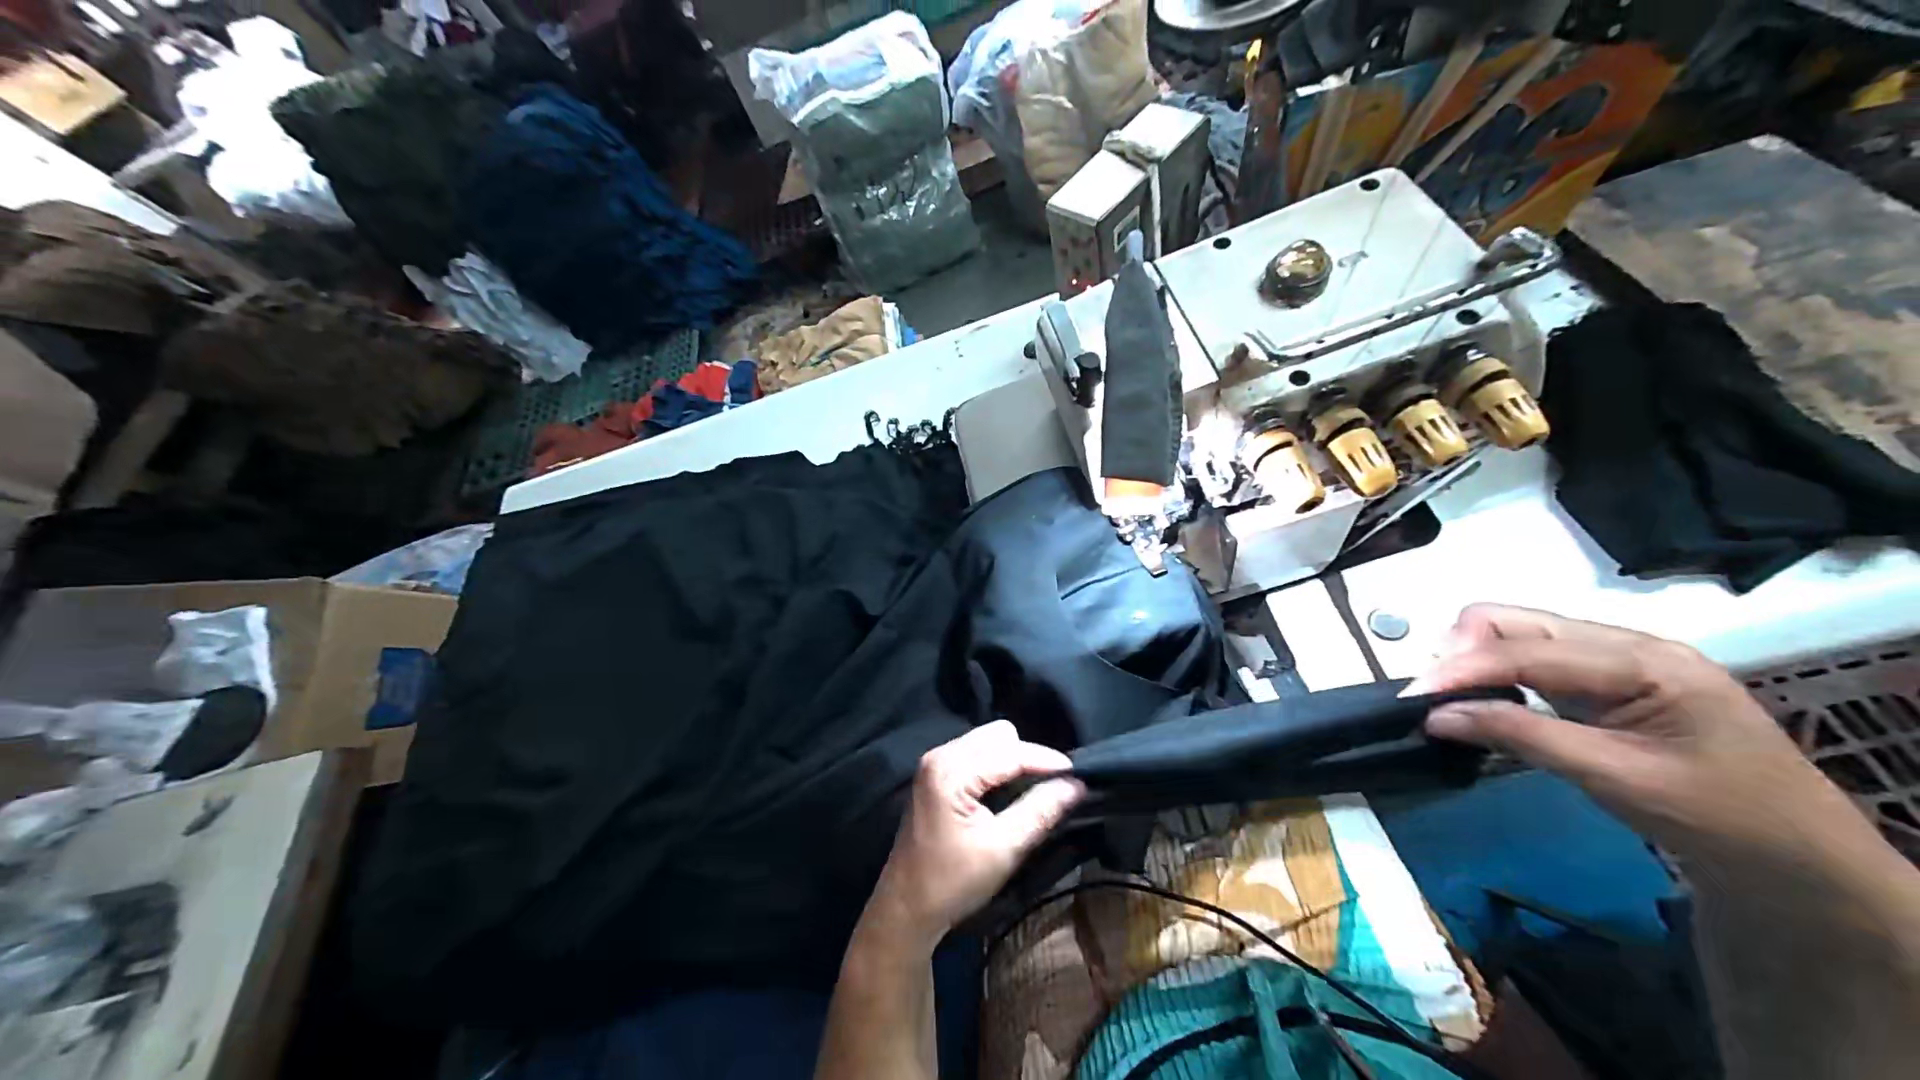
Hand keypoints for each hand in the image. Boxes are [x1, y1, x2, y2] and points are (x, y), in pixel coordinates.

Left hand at [865, 721, 1084, 949]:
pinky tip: (1008, 790)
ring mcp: (934, 763)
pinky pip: (975, 753)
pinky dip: (996, 765)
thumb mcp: (1003, 849)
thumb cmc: (953, 882)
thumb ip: (1040, 811)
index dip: (1047, 760)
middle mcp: (939, 756)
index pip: (1010, 752)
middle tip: (1052, 785)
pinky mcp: (935, 775)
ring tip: (1034, 788)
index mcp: (951, 771)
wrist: (905, 909)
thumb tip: (1076, 785)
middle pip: (998, 736)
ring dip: (1013, 759)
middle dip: (1028, 756)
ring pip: (987, 741)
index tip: (1080, 774)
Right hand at [1409, 604, 1882, 877]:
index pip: (1526, 649)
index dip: (1462, 668)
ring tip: (1449, 700)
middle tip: (1431, 696)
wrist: (1799, 862)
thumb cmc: (1720, 818)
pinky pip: (1531, 660)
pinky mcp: (1604, 682)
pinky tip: (1483, 702)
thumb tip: (1437, 716)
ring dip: (1473, 661)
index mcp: (1643, 660)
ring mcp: (1616, 660)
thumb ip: (1522, 736)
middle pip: (1516, 621)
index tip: (1413, 696)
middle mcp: (1625, 645)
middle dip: (1462, 651)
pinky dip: (1495, 675)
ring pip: (1517, 635)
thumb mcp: (1617, 778)